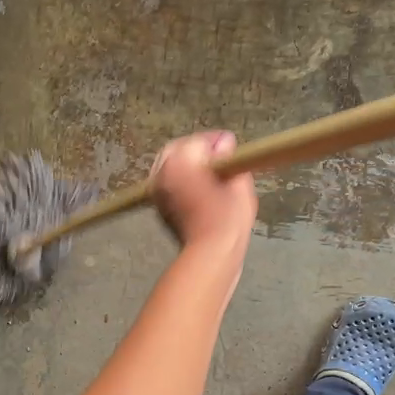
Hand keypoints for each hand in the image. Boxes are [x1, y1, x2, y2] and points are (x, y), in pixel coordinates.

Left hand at [151, 131, 258, 254]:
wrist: (210, 253)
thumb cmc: (228, 217)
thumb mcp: (238, 183)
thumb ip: (229, 158)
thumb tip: (225, 144)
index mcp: (181, 162)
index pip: (198, 141)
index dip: (215, 141)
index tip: (230, 144)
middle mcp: (162, 172)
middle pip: (177, 150)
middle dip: (197, 150)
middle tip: (219, 156)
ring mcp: (156, 190)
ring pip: (169, 166)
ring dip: (187, 164)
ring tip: (209, 172)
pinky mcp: (158, 206)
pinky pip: (167, 183)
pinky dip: (180, 180)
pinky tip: (198, 187)